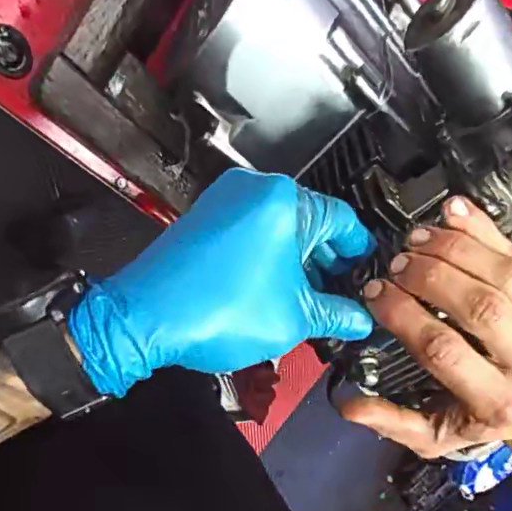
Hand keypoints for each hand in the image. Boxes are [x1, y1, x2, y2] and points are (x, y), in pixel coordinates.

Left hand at [69, 169, 374, 395]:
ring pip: (282, 230)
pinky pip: (255, 234)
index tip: (366, 276)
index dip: (360, 255)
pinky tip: (279, 292)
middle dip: (329, 264)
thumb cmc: (211, 309)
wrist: (145, 318)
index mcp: (284, 202)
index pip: (343, 222)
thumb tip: (357, 318)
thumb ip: (336, 315)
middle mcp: (254, 191)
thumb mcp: (294, 318)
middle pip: (313, 224)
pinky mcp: (208, 220)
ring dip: (301, 265)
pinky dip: (272, 260)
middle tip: (342, 297)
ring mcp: (227, 202)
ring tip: (311, 302)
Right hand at [340, 196, 511, 457]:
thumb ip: (394, 422)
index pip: (444, 349)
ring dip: (455, 248)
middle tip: (396, 265)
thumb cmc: (491, 422)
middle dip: (429, 276)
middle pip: (479, 305)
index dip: (405, 315)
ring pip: (505, 274)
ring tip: (417, 239)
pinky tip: (455, 213)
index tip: (377, 295)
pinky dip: (486, 230)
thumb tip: (350, 407)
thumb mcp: (440, 437)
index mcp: (497, 401)